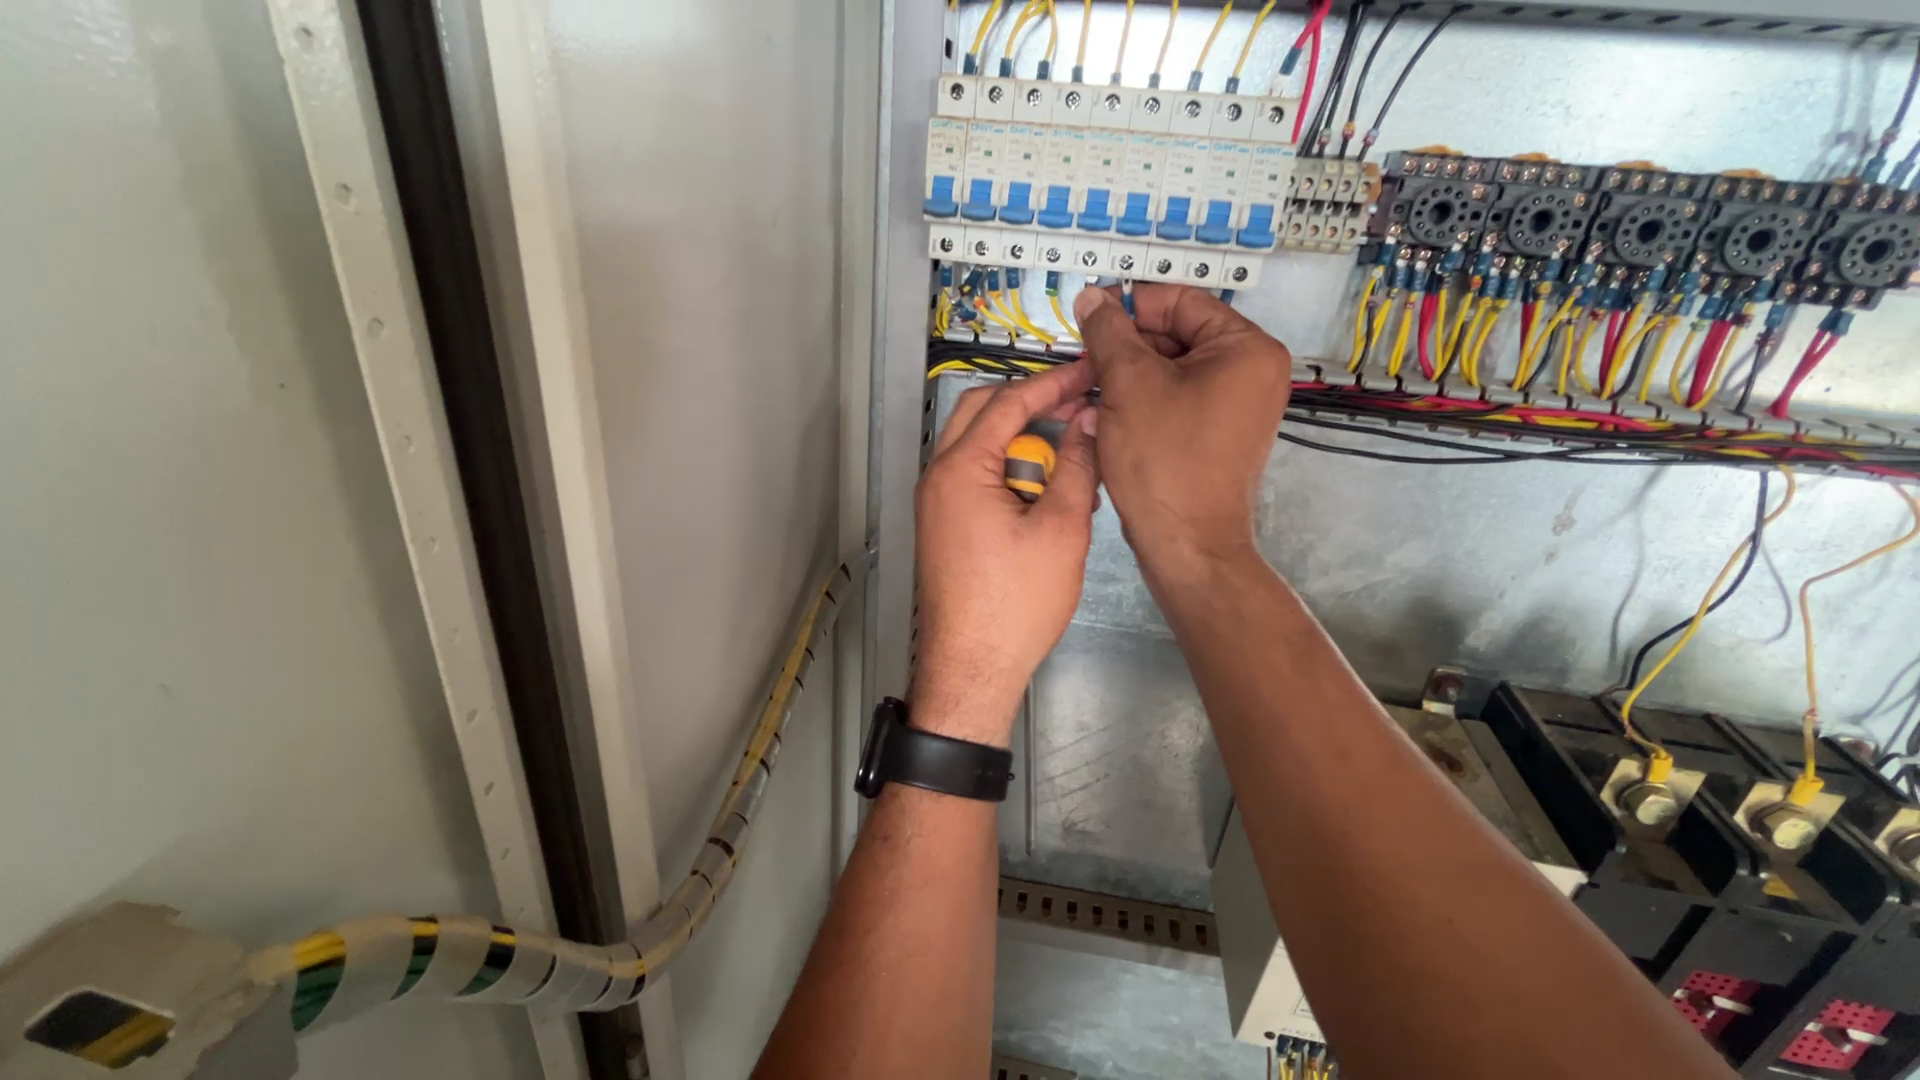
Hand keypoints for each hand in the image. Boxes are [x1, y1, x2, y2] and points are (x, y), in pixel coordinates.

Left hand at [912, 361, 1100, 745]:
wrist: (972, 668)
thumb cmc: (1017, 602)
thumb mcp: (1061, 529)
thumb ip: (1076, 465)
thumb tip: (1087, 420)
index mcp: (960, 469)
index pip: (1009, 402)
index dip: (1053, 382)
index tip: (1089, 371)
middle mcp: (937, 477)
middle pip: (981, 414)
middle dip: (1030, 404)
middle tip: (1077, 406)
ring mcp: (935, 503)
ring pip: (978, 447)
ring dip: (1022, 442)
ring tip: (1071, 459)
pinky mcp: (943, 527)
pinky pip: (975, 478)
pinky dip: (1009, 472)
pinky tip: (1048, 494)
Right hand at [1073, 285, 1291, 577]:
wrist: (1187, 544)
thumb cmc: (1163, 458)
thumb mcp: (1128, 384)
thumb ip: (1108, 331)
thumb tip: (1092, 295)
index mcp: (1246, 348)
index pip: (1181, 301)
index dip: (1130, 304)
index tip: (1086, 316)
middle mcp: (1252, 371)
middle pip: (1176, 336)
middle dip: (1125, 346)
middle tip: (1082, 360)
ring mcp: (1237, 406)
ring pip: (1170, 371)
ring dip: (1126, 376)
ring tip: (1088, 391)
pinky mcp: (1217, 435)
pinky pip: (1175, 401)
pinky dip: (1140, 402)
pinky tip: (1105, 416)